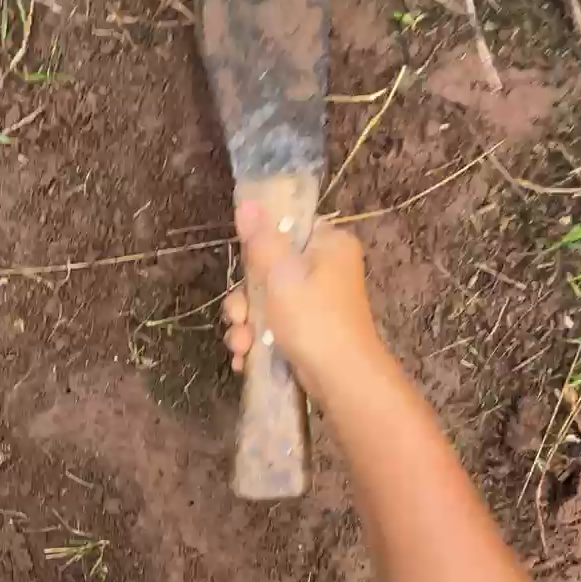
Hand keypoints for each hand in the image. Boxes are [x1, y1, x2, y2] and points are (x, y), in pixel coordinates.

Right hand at [220, 202, 379, 386]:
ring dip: (245, 327)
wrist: (341, 379)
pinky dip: (256, 342)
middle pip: (268, 271)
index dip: (259, 250)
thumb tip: (246, 202)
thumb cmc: (315, 320)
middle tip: (239, 319)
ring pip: (264, 303)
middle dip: (244, 302)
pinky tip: (245, 358)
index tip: (245, 272)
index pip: (288, 230)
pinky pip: (272, 327)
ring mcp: (316, 302)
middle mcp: (326, 269)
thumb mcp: (282, 275)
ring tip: (242, 346)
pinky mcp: (307, 330)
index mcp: (330, 245)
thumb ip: (261, 240)